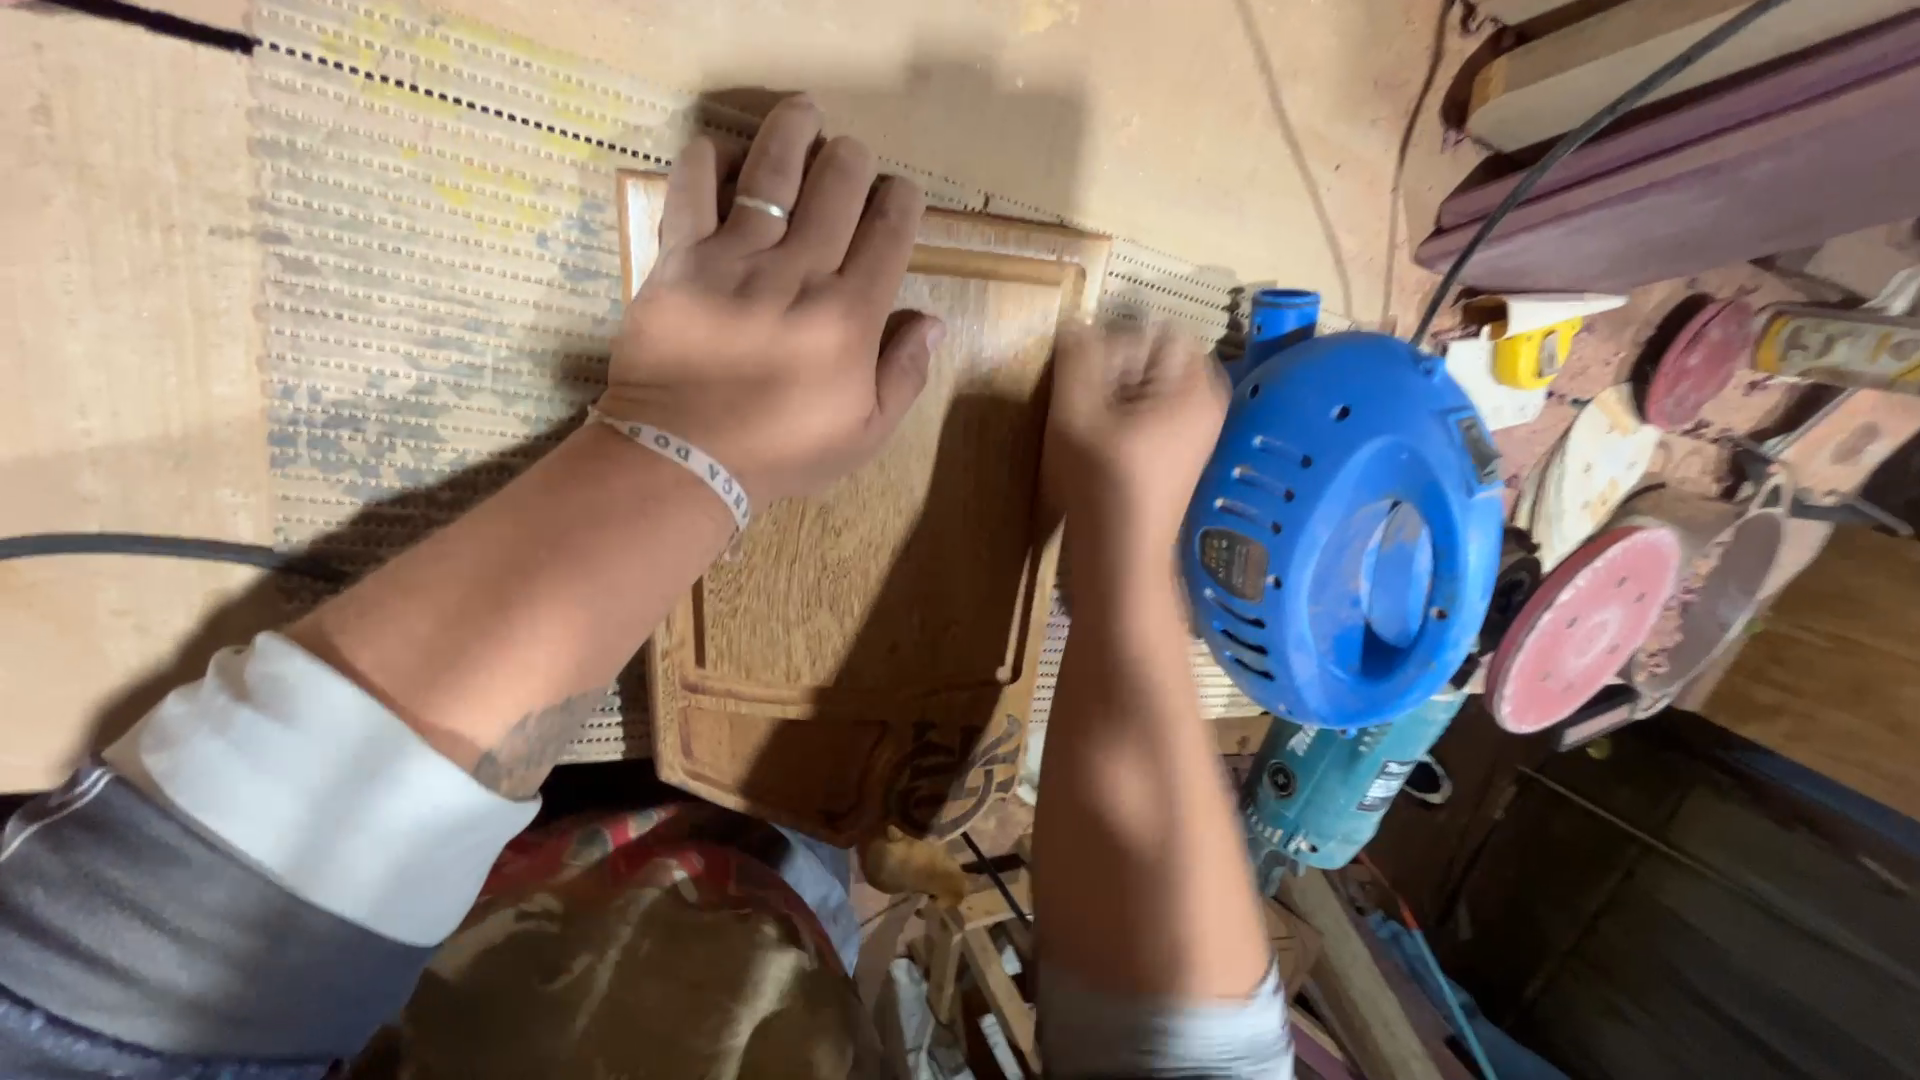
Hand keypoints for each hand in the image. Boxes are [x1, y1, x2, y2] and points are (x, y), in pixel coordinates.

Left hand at [599, 95, 944, 504]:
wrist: (684, 461)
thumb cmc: (782, 454)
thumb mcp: (865, 433)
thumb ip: (904, 374)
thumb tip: (932, 320)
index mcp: (851, 316)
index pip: (889, 231)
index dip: (902, 199)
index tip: (900, 194)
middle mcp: (800, 274)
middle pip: (837, 184)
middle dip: (854, 160)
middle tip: (851, 158)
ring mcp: (736, 260)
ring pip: (773, 170)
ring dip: (794, 131)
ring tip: (804, 114)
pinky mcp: (680, 258)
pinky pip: (692, 186)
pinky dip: (708, 158)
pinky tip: (724, 154)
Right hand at [1045, 322, 1229, 567]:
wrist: (1122, 555)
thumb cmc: (1100, 483)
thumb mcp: (1077, 414)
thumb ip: (1077, 359)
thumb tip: (1076, 321)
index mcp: (1195, 386)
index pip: (1158, 329)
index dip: (1117, 341)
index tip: (1089, 375)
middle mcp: (1210, 403)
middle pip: (1159, 358)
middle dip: (1120, 368)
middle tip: (1089, 400)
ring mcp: (1202, 431)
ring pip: (1156, 386)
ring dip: (1121, 393)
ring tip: (1095, 424)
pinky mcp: (1188, 453)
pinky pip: (1159, 412)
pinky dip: (1132, 417)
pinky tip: (1107, 444)